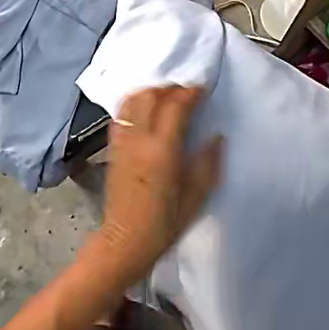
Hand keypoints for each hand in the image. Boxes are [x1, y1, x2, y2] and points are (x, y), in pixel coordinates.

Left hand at [85, 85, 222, 287]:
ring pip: (132, 100)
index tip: (204, 89)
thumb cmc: (165, 221)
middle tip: (187, 92)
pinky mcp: (113, 149)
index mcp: (163, 149)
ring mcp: (122, 143)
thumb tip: (215, 136)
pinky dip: (135, 104)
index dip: (191, 92)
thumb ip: (209, 161)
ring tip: (167, 97)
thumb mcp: (198, 194)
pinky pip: (122, 114)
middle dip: (171, 87)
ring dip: (151, 92)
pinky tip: (147, 110)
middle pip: (151, 95)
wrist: (125, 242)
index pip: (176, 105)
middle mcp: (139, 140)